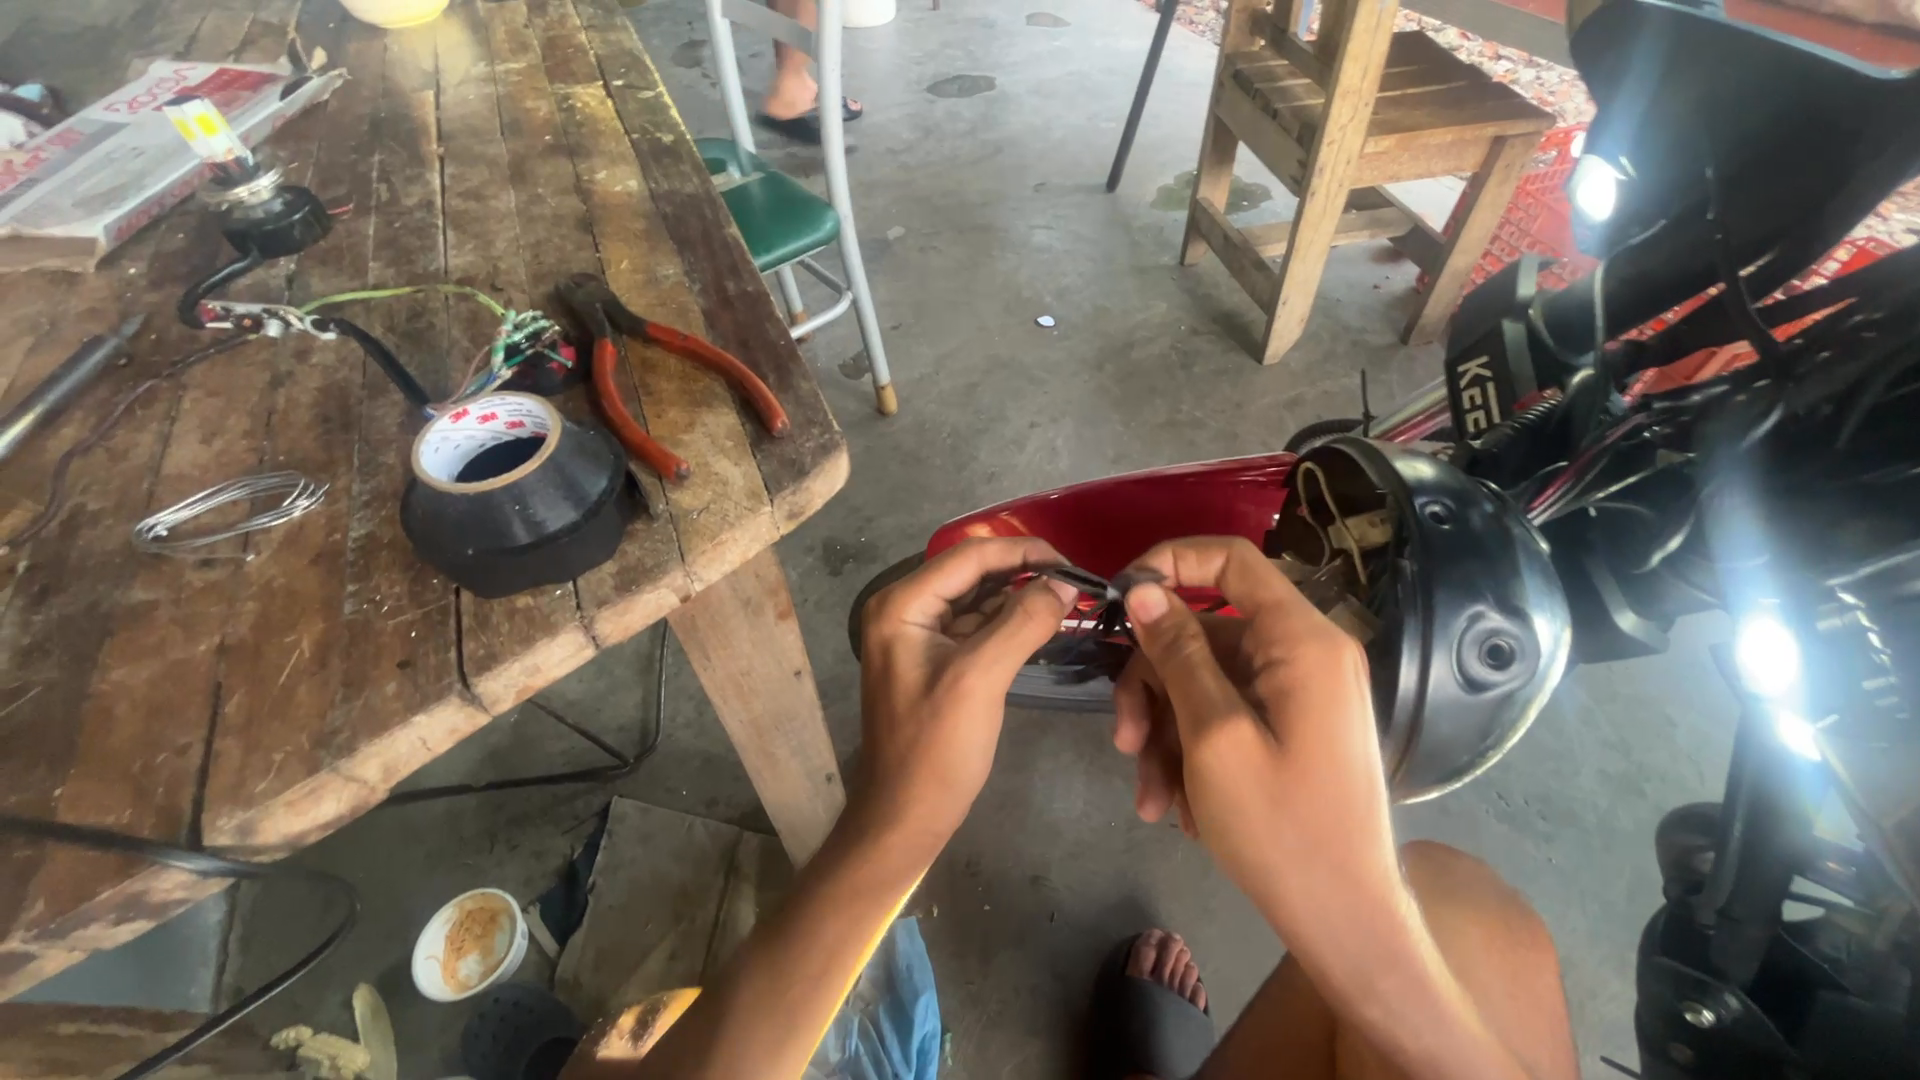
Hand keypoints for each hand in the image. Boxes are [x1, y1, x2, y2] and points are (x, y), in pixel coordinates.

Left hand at [854, 538, 1077, 852]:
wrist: (905, 816)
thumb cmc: (935, 749)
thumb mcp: (980, 679)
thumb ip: (1022, 622)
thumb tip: (1066, 582)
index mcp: (901, 604)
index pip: (969, 556)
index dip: (1022, 552)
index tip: (1073, 563)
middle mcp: (904, 609)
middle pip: (972, 572)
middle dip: (1023, 572)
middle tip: (1077, 582)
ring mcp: (918, 634)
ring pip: (977, 598)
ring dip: (1020, 596)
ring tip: (1069, 599)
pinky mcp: (935, 658)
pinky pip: (976, 625)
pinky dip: (1008, 621)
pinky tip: (1043, 623)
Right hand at [1112, 537, 1405, 949]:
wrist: (1346, 922)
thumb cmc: (1282, 829)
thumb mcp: (1214, 736)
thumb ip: (1178, 653)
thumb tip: (1144, 591)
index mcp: (1301, 641)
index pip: (1231, 558)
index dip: (1170, 562)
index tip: (1121, 600)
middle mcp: (1304, 654)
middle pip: (1203, 633)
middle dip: (1153, 684)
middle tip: (1124, 742)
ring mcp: (1296, 692)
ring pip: (1203, 680)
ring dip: (1164, 730)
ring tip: (1150, 794)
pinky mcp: (1288, 725)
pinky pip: (1222, 713)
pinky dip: (1190, 750)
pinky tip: (1175, 804)